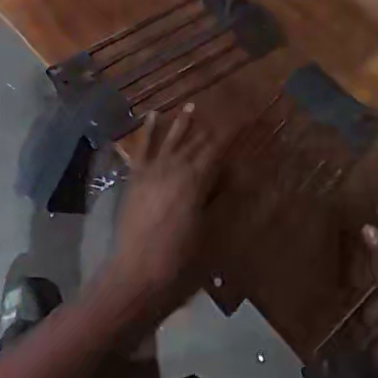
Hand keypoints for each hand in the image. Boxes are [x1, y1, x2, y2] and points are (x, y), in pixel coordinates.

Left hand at [101, 103, 231, 314]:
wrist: (138, 272)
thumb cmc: (180, 257)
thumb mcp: (208, 228)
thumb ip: (216, 198)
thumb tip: (228, 176)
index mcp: (196, 180)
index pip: (217, 150)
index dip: (230, 135)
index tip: (241, 120)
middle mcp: (174, 167)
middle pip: (196, 143)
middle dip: (210, 127)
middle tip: (223, 112)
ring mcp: (152, 170)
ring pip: (170, 139)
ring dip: (182, 123)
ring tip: (191, 105)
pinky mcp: (135, 177)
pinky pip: (142, 148)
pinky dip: (147, 131)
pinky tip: (152, 116)